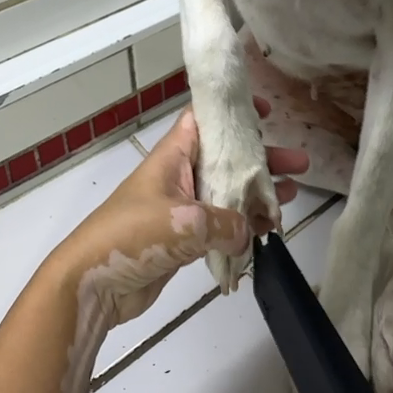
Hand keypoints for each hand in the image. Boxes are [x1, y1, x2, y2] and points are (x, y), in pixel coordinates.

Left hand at [46, 98, 308, 328]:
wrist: (93, 282)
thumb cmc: (131, 235)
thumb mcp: (184, 222)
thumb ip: (224, 222)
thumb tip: (247, 229)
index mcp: (174, 155)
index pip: (206, 119)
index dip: (234, 112)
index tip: (267, 111)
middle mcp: (180, 175)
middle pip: (227, 157)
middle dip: (262, 158)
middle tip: (299, 162)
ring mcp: (182, 208)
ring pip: (228, 192)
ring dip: (259, 192)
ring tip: (294, 193)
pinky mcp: (184, 239)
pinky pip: (222, 225)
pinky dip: (245, 225)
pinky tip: (269, 230)